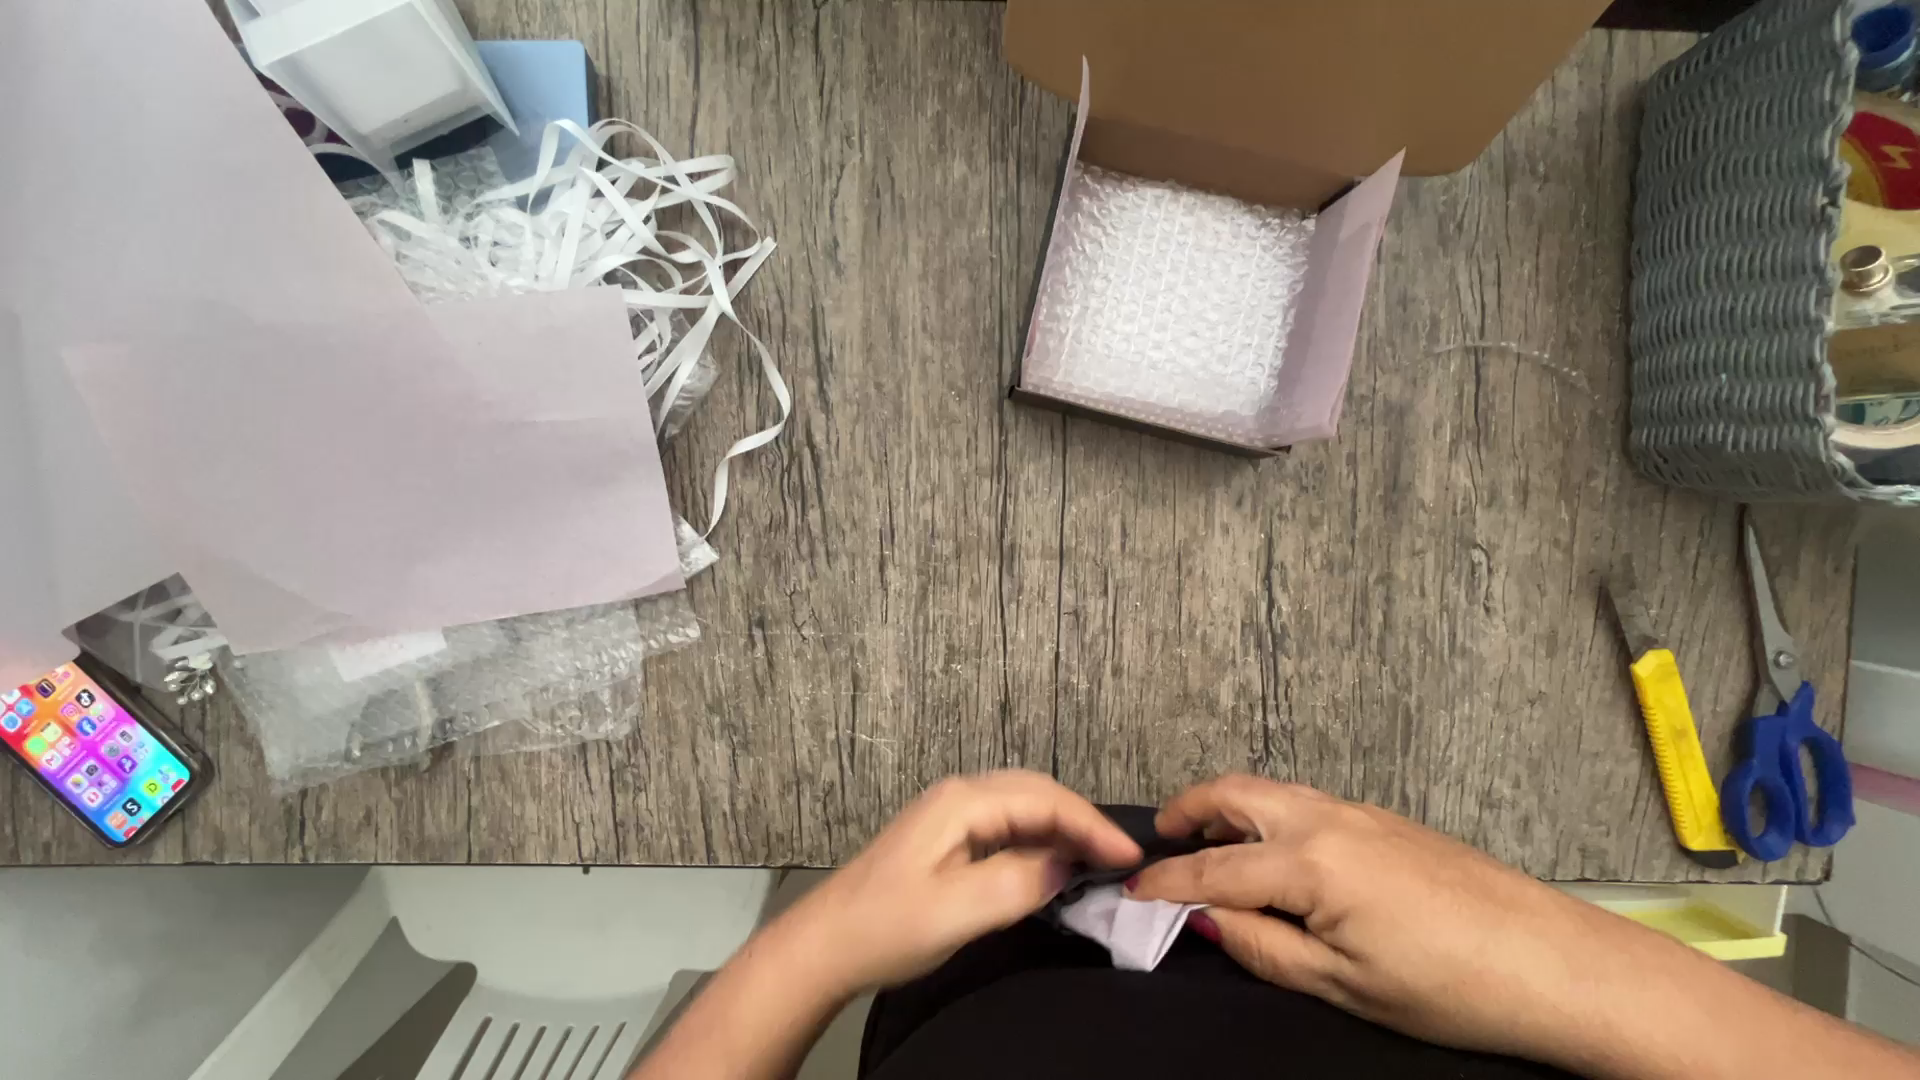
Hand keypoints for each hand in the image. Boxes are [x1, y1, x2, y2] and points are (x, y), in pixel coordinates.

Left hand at [767, 770, 1141, 995]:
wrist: (826, 943)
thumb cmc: (887, 926)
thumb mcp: (957, 910)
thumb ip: (1016, 882)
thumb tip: (1064, 865)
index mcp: (962, 802)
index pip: (1043, 800)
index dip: (1090, 825)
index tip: (1129, 855)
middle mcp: (959, 795)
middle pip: (1035, 793)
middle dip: (1081, 819)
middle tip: (1120, 856)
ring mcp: (950, 813)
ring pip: (1021, 805)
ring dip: (1061, 826)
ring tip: (1097, 856)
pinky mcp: (946, 835)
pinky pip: (1006, 823)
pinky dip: (1038, 837)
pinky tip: (1051, 860)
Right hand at [1126, 776, 1659, 1063]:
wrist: (1559, 963)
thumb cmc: (1447, 987)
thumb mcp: (1344, 985)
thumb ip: (1261, 946)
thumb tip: (1202, 917)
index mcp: (1307, 862)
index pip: (1212, 870)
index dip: (1164, 882)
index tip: (1129, 890)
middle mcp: (1321, 817)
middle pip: (1231, 794)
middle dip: (1186, 810)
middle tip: (1161, 839)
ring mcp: (1354, 809)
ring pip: (1266, 788)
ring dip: (1225, 805)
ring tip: (1208, 839)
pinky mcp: (1379, 815)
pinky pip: (1299, 798)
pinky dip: (1264, 810)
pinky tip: (1273, 848)